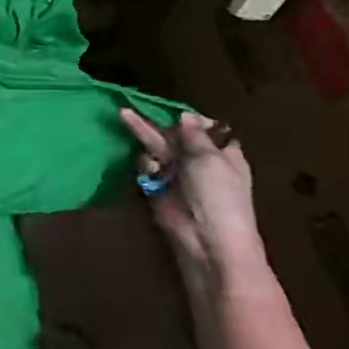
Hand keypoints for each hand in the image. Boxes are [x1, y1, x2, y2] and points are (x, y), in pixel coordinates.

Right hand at [120, 109, 264, 275]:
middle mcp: (199, 162)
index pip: (205, 129)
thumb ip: (194, 135)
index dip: (191, 120)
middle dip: (158, 124)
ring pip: (157, 148)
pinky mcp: (158, 189)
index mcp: (222, 154)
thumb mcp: (210, 158)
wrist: (206, 242)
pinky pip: (147, 168)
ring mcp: (177, 175)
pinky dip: (145, 164)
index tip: (176, 112)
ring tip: (126, 117)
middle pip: (176, 136)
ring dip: (145, 136)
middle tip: (135, 106)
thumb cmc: (218, 196)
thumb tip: (185, 115)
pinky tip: (146, 165)